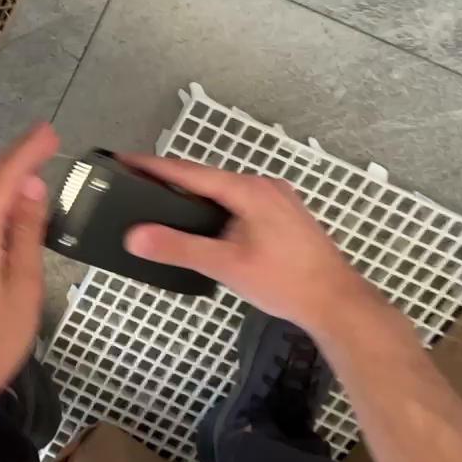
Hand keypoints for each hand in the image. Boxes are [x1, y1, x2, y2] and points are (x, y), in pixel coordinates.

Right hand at [120, 154, 387, 336]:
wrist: (337, 302)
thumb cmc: (285, 282)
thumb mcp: (226, 265)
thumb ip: (179, 248)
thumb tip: (134, 236)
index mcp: (248, 190)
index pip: (189, 172)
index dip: (153, 166)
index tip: (124, 159)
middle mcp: (263, 186)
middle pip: (206, 177)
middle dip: (170, 179)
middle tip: (136, 183)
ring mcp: (276, 199)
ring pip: (223, 190)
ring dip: (192, 194)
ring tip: (161, 202)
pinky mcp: (282, 215)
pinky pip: (237, 201)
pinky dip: (213, 205)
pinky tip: (203, 222)